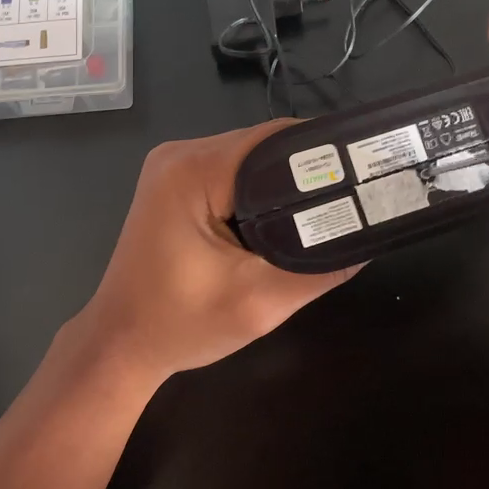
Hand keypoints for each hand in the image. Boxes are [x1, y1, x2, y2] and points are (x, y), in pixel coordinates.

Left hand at [63, 120, 361, 382]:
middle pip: (265, 147)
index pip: (276, 142)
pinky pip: (234, 176)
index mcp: (192, 170)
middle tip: (358, 198)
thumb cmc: (180, 326)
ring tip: (332, 210)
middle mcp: (180, 155)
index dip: (326, 155)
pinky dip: (262, 194)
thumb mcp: (259, 303)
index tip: (368, 174)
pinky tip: (289, 220)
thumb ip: (318, 270)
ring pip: (252, 161)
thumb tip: (368, 241)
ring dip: (286, 184)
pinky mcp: (177, 186)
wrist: (120, 346)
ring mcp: (174, 168)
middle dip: (311, 172)